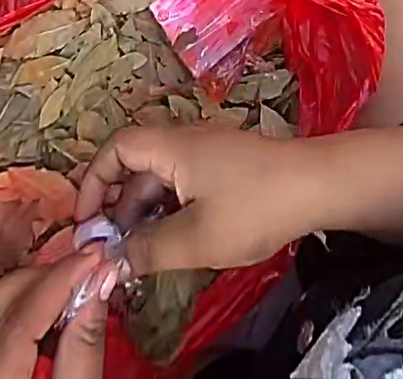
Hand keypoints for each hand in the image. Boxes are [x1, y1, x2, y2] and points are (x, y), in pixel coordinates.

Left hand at [0, 247, 120, 378]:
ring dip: (26, 292)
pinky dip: (13, 312)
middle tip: (83, 270)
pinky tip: (45, 314)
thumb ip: (85, 348)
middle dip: (39, 279)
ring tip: (67, 290)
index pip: (17, 323)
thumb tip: (102, 278)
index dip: (60, 280)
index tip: (97, 254)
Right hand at [74, 126, 315, 275]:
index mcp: (175, 147)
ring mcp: (210, 151)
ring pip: (161, 177)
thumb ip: (145, 251)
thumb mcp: (194, 238)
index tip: (87, 224)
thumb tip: (108, 261)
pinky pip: (184, 182)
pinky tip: (174, 242)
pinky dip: (170, 209)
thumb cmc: (253, 207)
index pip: (118, 147)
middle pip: (137, 164)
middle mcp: (189, 141)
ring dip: (145, 213)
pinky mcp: (227, 165)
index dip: (93, 181)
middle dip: (118, 207)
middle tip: (113, 252)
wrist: (315, 186)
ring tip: (141, 256)